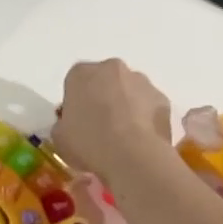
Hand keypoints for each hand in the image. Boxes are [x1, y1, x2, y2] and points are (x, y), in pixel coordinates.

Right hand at [52, 58, 175, 178]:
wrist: (132, 155)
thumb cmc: (88, 143)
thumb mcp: (59, 138)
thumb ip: (63, 124)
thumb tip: (72, 124)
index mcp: (81, 73)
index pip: (74, 82)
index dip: (75, 102)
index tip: (76, 122)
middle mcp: (112, 68)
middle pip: (104, 81)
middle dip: (102, 98)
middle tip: (98, 127)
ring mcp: (141, 81)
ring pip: (128, 91)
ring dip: (124, 106)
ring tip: (122, 137)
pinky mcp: (163, 98)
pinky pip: (148, 106)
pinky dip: (143, 118)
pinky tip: (139, 140)